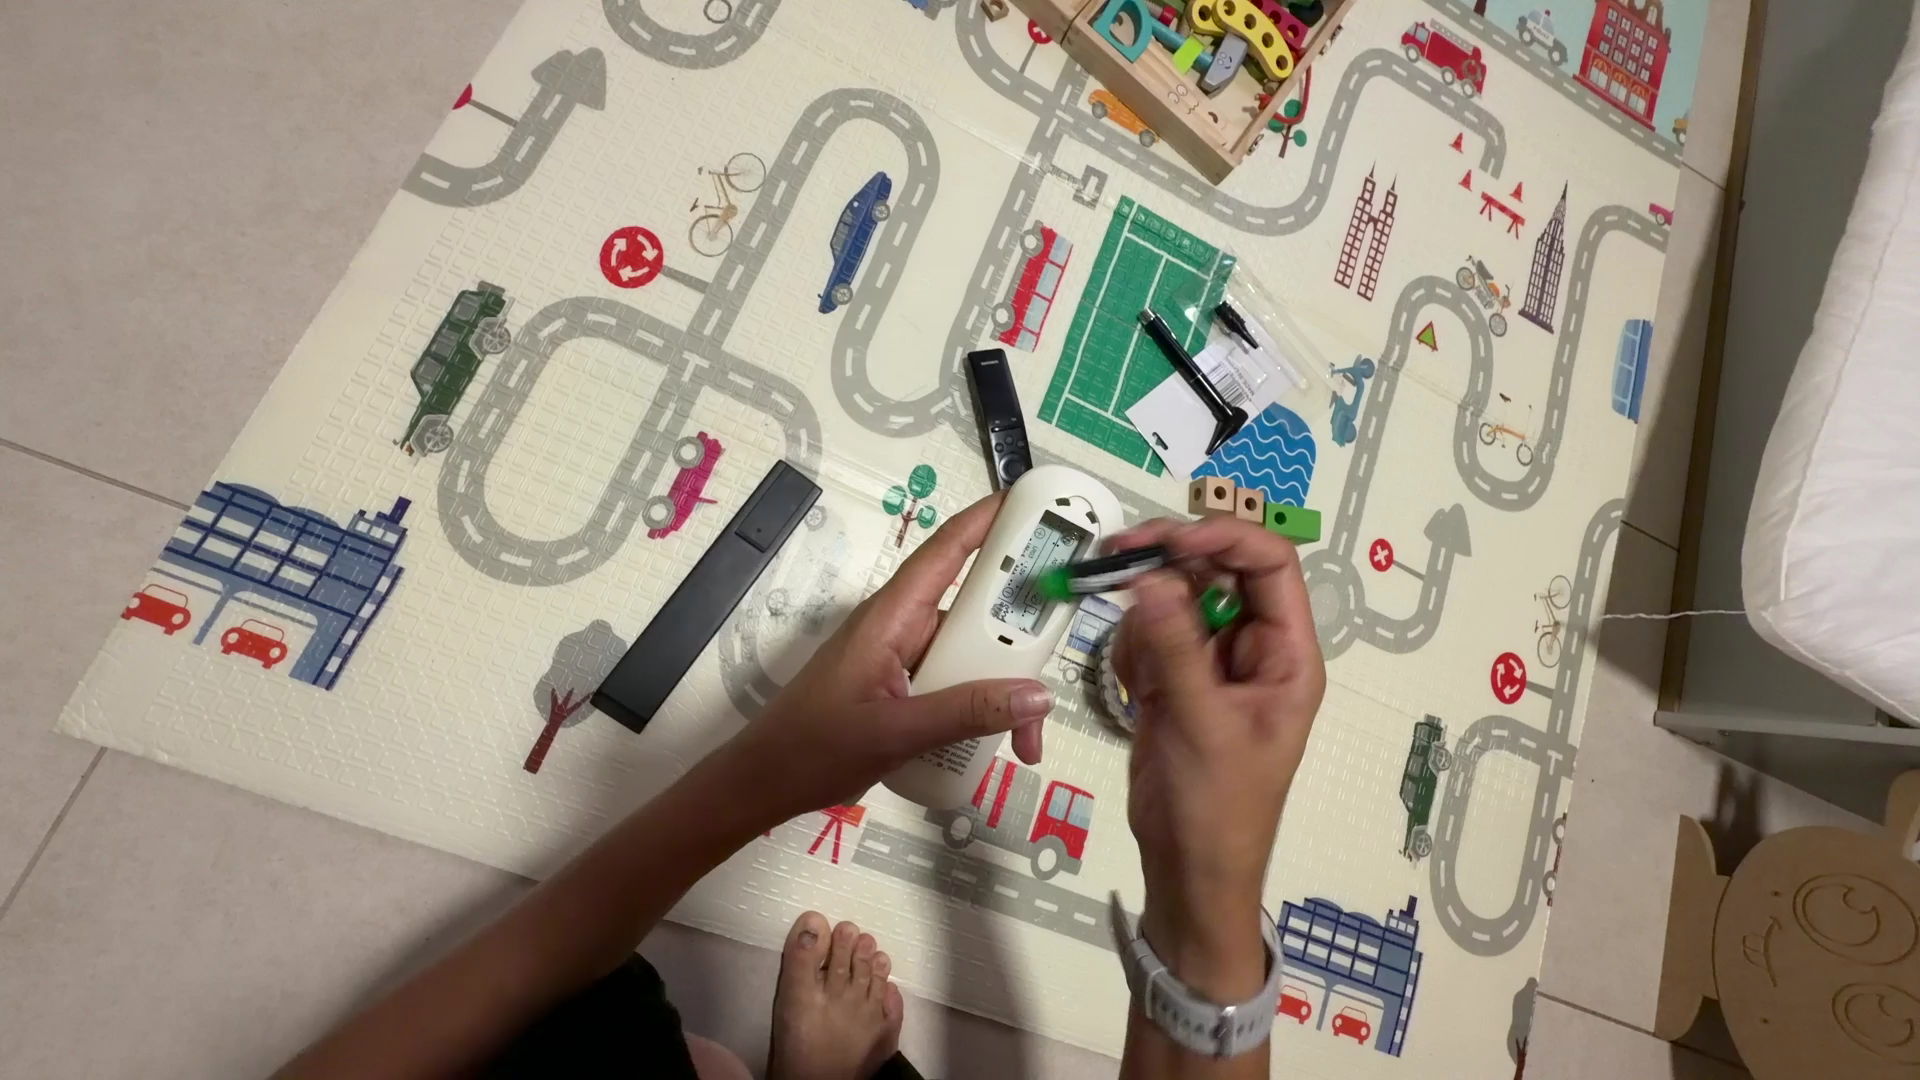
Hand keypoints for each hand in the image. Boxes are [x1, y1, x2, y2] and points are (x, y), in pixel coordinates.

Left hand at [723, 492, 1054, 820]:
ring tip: (1028, 741)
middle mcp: (905, 627)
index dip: (989, 521)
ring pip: (972, 655)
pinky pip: (958, 684)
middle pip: (976, 611)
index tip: (1036, 504)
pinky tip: (1000, 745)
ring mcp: (906, 658)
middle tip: (1054, 670)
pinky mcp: (908, 687)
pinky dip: (983, 710)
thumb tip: (1039, 694)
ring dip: (1004, 691)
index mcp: (892, 616)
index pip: (946, 551)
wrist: (765, 783)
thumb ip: (966, 711)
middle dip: (1019, 642)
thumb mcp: (895, 731)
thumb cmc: (814, 747)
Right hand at [1109, 516, 1324, 1000]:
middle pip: (1216, 571)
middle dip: (1167, 562)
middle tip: (1114, 555)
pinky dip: (1131, 649)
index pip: (1269, 565)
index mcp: (1286, 653)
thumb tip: (1148, 577)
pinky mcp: (1172, 676)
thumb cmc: (1217, 806)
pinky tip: (1132, 690)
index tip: (1167, 539)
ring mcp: (1209, 660)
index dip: (1224, 538)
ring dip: (1144, 616)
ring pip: (1174, 599)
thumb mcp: (1201, 724)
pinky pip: (1148, 633)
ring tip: (1135, 672)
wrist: (1186, 868)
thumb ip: (1174, 647)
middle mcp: (1251, 646)